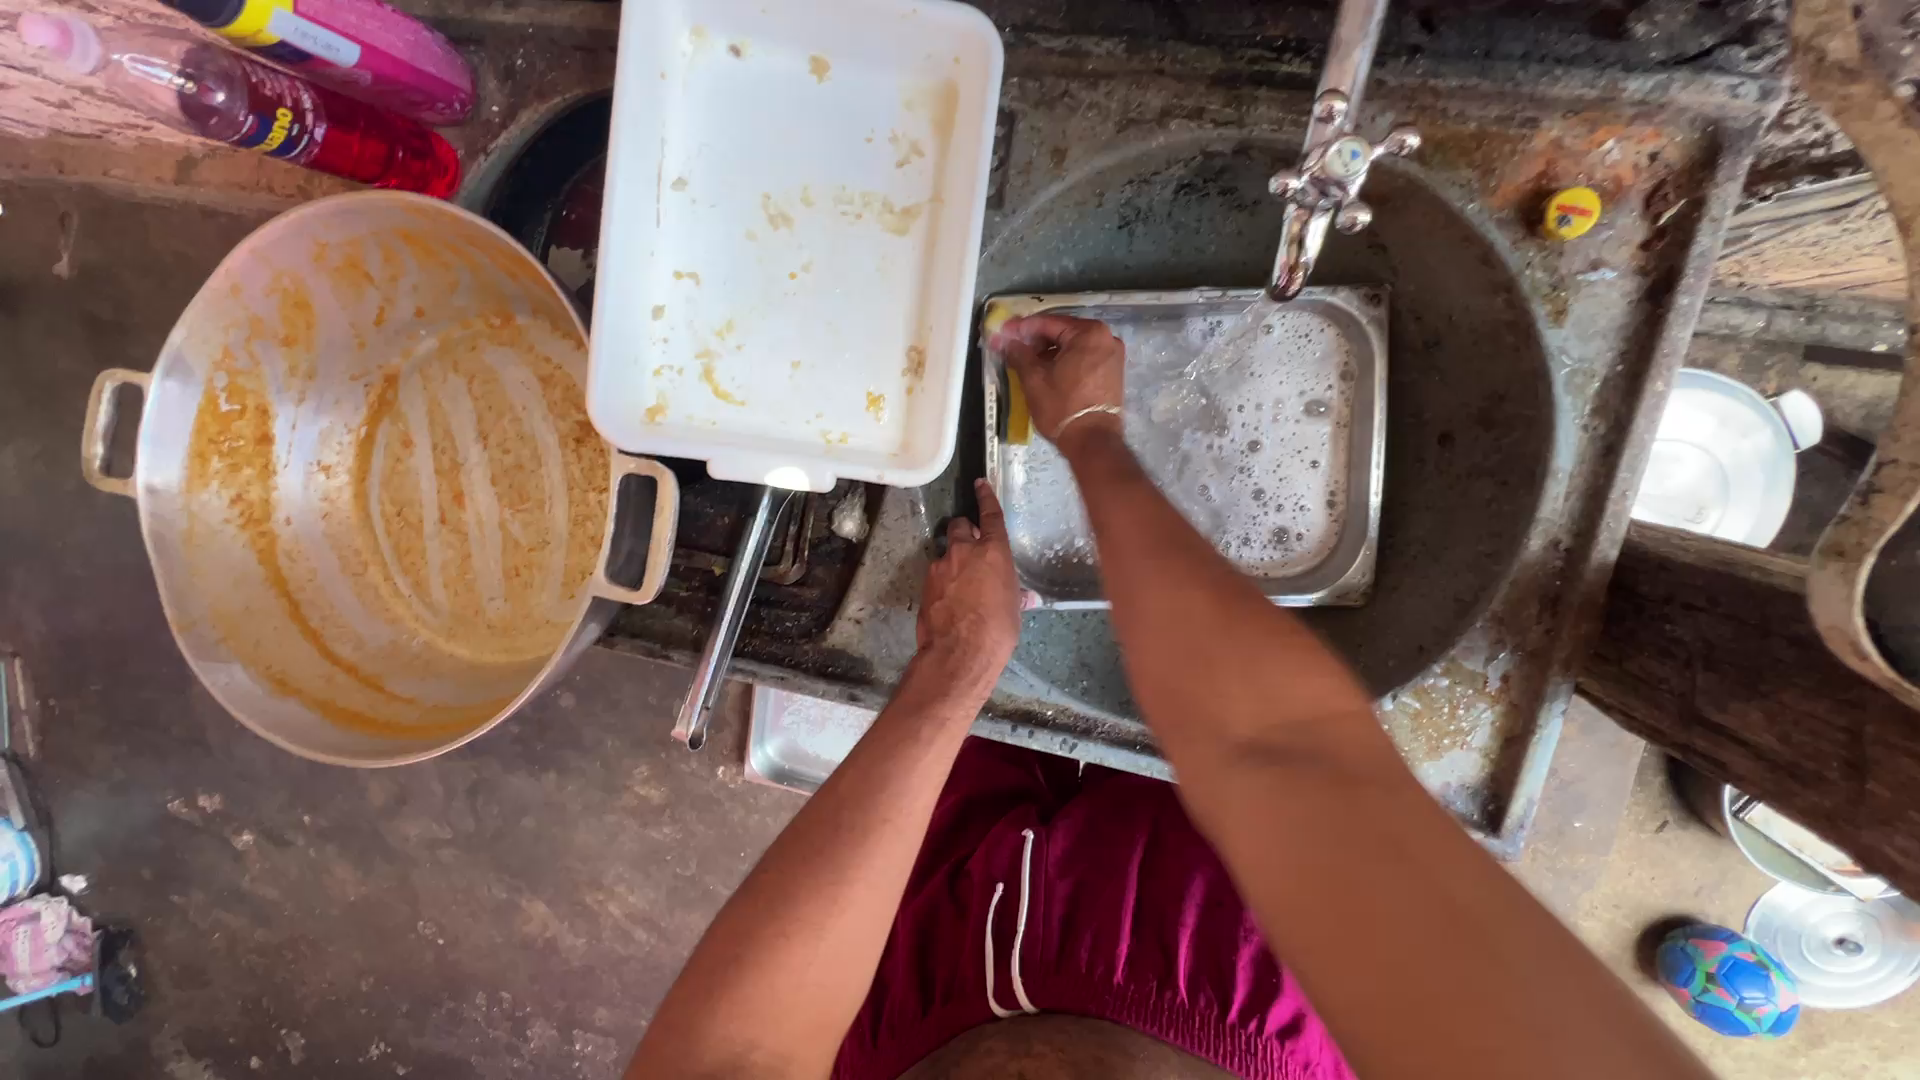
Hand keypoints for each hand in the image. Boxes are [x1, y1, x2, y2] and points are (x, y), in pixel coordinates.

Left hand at [915, 478, 1021, 695]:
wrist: (960, 652)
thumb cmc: (997, 630)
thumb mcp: (1014, 610)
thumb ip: (1014, 595)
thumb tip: (1023, 597)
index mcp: (993, 551)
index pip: (990, 515)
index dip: (986, 497)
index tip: (980, 483)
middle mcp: (965, 551)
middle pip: (960, 526)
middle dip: (964, 531)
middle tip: (972, 545)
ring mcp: (941, 566)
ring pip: (946, 553)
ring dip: (953, 561)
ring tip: (961, 584)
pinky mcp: (925, 584)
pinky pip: (936, 574)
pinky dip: (943, 581)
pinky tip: (949, 600)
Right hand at [991, 314, 1125, 456]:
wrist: (1093, 442)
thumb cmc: (1062, 408)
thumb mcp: (1034, 379)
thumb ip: (1018, 353)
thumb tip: (1005, 340)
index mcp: (1089, 333)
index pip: (1048, 323)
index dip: (1021, 328)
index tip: (1003, 332)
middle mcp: (1106, 338)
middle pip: (1062, 332)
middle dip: (1037, 341)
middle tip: (1014, 350)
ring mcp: (1113, 356)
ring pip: (1073, 346)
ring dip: (1050, 352)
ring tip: (1028, 364)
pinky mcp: (1113, 373)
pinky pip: (1084, 359)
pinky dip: (1065, 362)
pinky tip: (1048, 373)